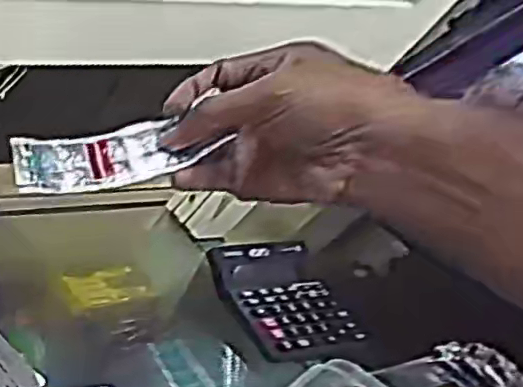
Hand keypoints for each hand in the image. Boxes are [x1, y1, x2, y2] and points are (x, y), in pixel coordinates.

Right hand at [160, 42, 429, 204]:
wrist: (364, 151)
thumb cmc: (345, 105)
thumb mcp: (270, 91)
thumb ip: (216, 110)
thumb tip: (178, 128)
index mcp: (271, 72)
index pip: (217, 77)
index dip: (191, 91)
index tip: (170, 109)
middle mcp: (259, 108)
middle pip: (204, 116)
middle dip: (180, 127)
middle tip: (158, 138)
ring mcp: (251, 143)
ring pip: (201, 149)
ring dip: (180, 154)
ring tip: (162, 158)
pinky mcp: (246, 175)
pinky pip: (207, 177)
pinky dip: (190, 178)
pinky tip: (180, 175)